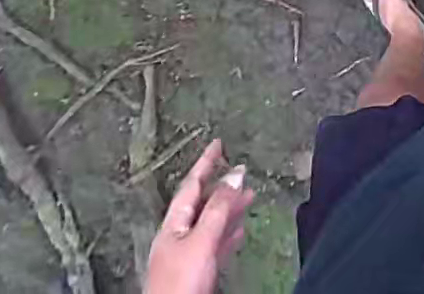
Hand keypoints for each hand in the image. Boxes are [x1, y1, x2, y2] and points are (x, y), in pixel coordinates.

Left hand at [144, 139, 254, 293]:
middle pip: (202, 203)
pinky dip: (228, 233)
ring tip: (250, 196)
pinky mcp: (196, 273)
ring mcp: (186, 255)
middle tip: (243, 170)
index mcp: (173, 224)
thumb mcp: (201, 239)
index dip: (205, 163)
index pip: (191, 185)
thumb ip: (218, 207)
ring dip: (229, 208)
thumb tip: (236, 173)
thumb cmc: (181, 281)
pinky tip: (240, 230)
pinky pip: (215, 244)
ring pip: (211, 223)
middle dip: (223, 186)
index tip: (218, 143)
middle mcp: (178, 236)